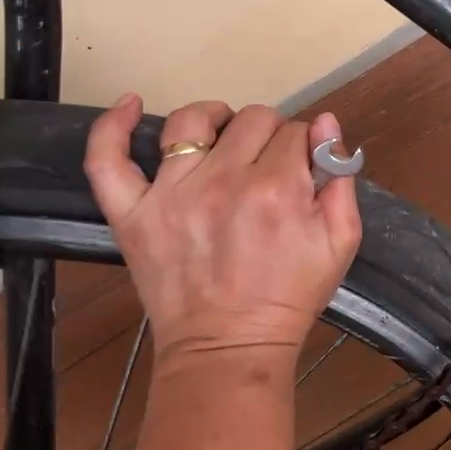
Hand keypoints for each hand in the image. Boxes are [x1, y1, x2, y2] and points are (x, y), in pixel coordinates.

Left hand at [84, 94, 364, 364]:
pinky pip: (107, 161)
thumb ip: (340, 178)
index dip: (306, 145)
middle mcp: (223, 181)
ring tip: (225, 134)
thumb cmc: (294, 292)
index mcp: (278, 187)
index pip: (295, 132)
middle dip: (271, 134)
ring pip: (192, 123)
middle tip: (274, 163)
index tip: (306, 168)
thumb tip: (325, 126)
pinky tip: (131, 104)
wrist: (230, 345)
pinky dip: (113, 126)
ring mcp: (171, 195)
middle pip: (252, 120)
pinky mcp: (132, 214)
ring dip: (216, 118)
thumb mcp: (342, 238)